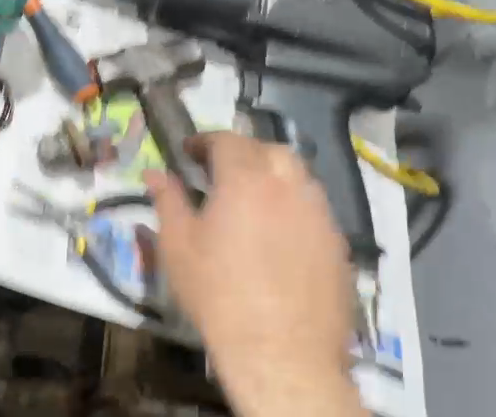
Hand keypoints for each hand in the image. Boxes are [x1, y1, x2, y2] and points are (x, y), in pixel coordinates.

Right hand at [147, 133, 364, 416]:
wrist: (283, 354)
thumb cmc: (218, 292)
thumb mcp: (177, 244)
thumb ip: (167, 200)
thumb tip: (156, 174)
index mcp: (246, 180)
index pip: (228, 140)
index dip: (205, 141)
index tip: (188, 153)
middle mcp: (289, 189)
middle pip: (273, 151)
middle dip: (247, 151)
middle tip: (223, 170)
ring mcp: (320, 219)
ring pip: (301, 179)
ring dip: (275, 177)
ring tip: (252, 201)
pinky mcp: (339, 250)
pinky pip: (316, 213)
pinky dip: (295, 209)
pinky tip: (277, 236)